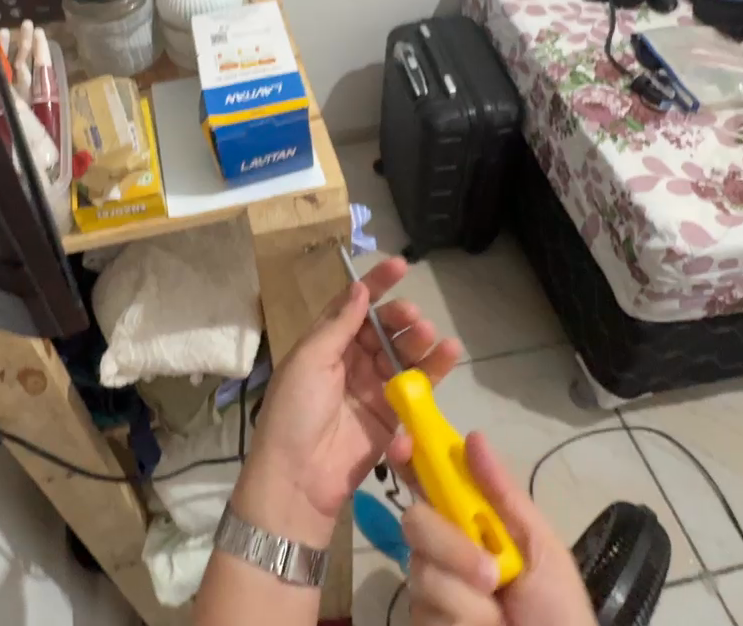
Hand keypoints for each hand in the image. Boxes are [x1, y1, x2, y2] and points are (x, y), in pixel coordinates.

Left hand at [231, 257, 461, 546]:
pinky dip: (432, 372)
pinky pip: (416, 388)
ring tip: (431, 335)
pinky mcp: (392, 417)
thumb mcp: (309, 360)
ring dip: (419, 342)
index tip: (400, 265)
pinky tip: (447, 355)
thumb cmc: (295, 411)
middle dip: (400, 318)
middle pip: (383, 329)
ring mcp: (373, 388)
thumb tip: (359, 289)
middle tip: (413, 316)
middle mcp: (351, 360)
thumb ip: (339, 326)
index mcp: (325, 342)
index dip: (377, 285)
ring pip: (403, 355)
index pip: (354, 305)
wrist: (299, 477)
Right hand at [396, 432, 594, 625]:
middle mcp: (441, 550)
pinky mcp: (422, 623)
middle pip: (415, 520)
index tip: (403, 446)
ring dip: (467, 597)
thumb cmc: (559, 615)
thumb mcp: (542, 549)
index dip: (408, 457)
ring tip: (500, 620)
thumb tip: (472, 435)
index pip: (425, 479)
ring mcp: (428, 591)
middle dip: (451, 545)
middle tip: (491, 573)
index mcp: (469, 523)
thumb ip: (504, 494)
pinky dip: (462, 623)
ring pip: (421, 571)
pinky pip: (425, 611)